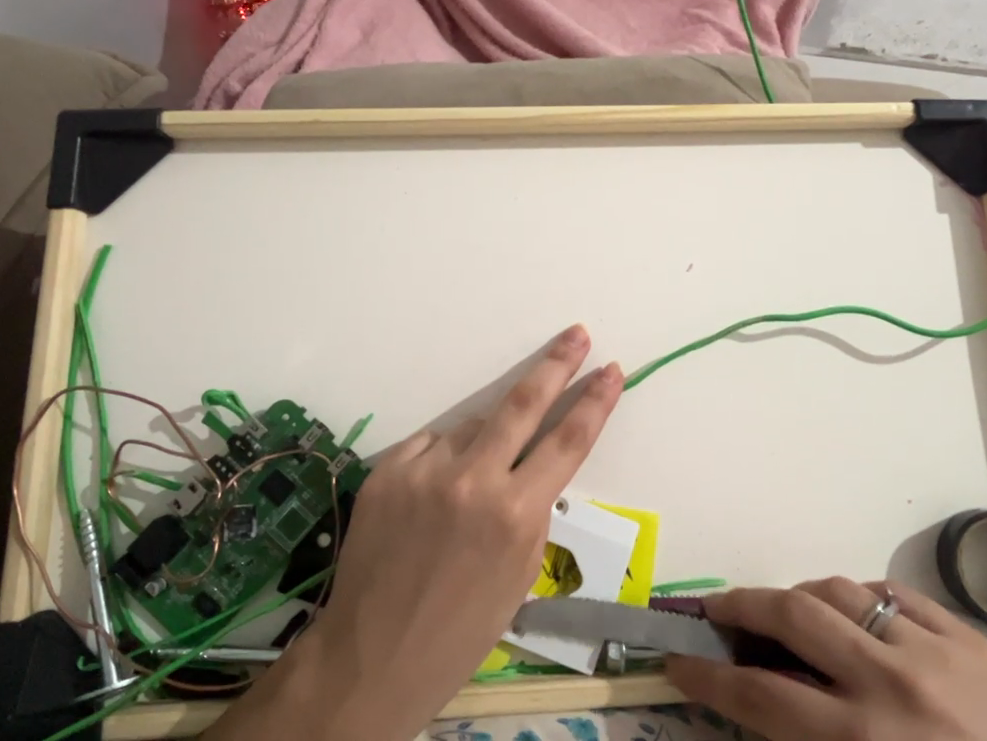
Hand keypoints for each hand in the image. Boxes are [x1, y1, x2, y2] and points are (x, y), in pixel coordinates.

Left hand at [207, 325, 623, 740]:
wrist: (375, 653)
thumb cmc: (462, 627)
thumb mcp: (521, 573)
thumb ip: (531, 508)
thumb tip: (528, 461)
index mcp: (517, 514)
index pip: (569, 441)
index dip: (596, 401)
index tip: (611, 370)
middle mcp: (473, 481)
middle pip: (524, 403)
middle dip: (556, 364)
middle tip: (576, 334)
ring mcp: (425, 470)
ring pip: (470, 427)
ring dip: (483, 441)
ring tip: (470, 486)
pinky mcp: (388, 469)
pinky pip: (430, 445)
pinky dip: (441, 459)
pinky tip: (433, 493)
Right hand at [666, 577, 986, 740]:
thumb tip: (761, 702)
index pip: (760, 694)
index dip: (708, 675)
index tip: (678, 659)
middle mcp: (891, 685)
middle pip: (792, 618)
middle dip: (739, 608)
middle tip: (713, 610)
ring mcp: (935, 652)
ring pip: (841, 591)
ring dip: (799, 596)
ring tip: (783, 610)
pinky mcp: (971, 638)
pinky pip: (894, 593)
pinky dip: (860, 598)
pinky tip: (853, 613)